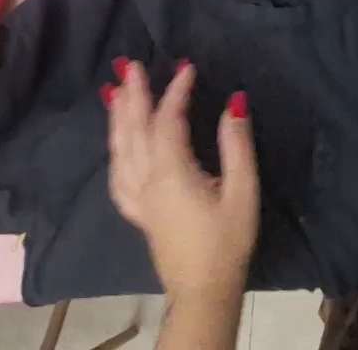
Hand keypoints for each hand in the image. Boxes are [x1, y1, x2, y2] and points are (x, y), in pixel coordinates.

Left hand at [106, 60, 258, 298]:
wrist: (203, 290)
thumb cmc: (228, 239)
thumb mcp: (242, 190)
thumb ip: (236, 145)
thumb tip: (235, 102)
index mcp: (171, 175)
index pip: (168, 122)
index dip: (175, 92)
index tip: (187, 66)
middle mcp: (146, 183)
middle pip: (133, 132)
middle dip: (133, 96)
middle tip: (129, 65)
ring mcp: (137, 199)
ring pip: (119, 151)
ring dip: (118, 117)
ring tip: (116, 91)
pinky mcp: (137, 211)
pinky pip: (117, 173)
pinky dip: (115, 149)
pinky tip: (117, 140)